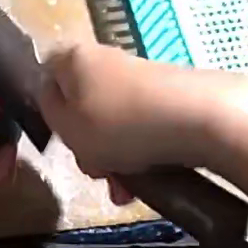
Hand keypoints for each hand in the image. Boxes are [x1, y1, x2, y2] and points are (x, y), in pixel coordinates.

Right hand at [39, 45, 247, 177]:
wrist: (202, 120)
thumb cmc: (119, 125)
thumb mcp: (66, 125)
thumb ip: (47, 109)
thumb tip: (49, 95)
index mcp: (74, 58)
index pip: (45, 77)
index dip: (47, 111)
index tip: (60, 138)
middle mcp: (106, 62)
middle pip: (80, 108)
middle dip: (85, 146)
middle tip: (94, 169)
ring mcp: (139, 80)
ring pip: (110, 126)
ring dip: (112, 161)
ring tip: (123, 188)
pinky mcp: (166, 99)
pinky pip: (139, 131)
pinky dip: (138, 156)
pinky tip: (144, 183)